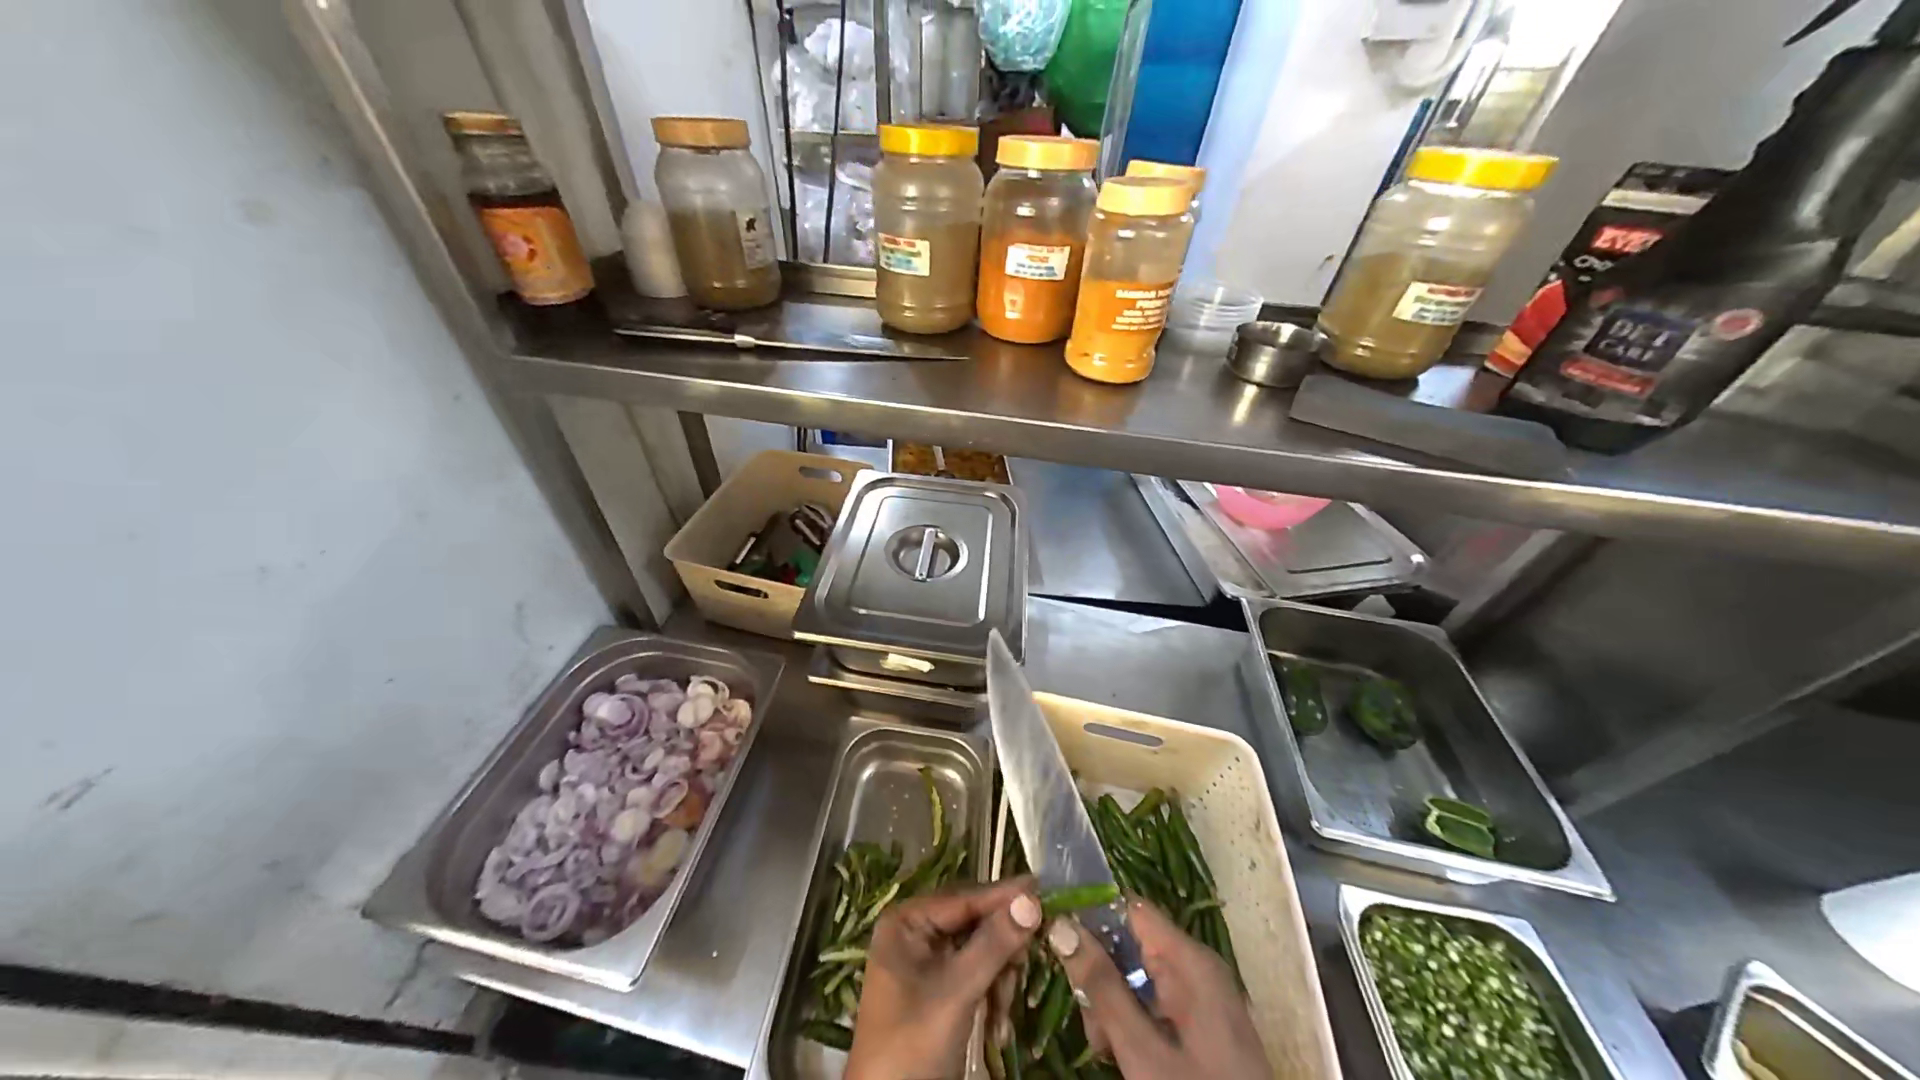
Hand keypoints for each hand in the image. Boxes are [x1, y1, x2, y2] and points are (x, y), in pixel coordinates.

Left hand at [847, 877, 1041, 1079]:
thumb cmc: (913, 1045)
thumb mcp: (956, 992)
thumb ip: (993, 944)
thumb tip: (1031, 899)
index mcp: (907, 921)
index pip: (965, 898)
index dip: (1004, 896)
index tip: (1044, 890)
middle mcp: (916, 930)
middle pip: (975, 921)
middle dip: (1001, 948)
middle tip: (1026, 963)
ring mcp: (926, 960)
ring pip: (981, 948)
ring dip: (999, 976)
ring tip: (1002, 1010)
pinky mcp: (939, 987)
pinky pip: (976, 972)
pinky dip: (991, 992)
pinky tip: (997, 1021)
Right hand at [1046, 898, 1270, 1079]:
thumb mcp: (1142, 1052)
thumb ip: (1101, 986)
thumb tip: (1061, 924)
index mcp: (1189, 960)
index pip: (1128, 907)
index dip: (1089, 914)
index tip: (1054, 938)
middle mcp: (1196, 965)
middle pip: (1130, 941)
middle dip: (1100, 974)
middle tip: (1090, 1024)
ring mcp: (1201, 994)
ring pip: (1137, 974)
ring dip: (1112, 1003)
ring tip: (1105, 1049)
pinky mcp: (1201, 1022)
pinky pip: (1154, 999)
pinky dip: (1133, 1019)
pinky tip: (1123, 1054)